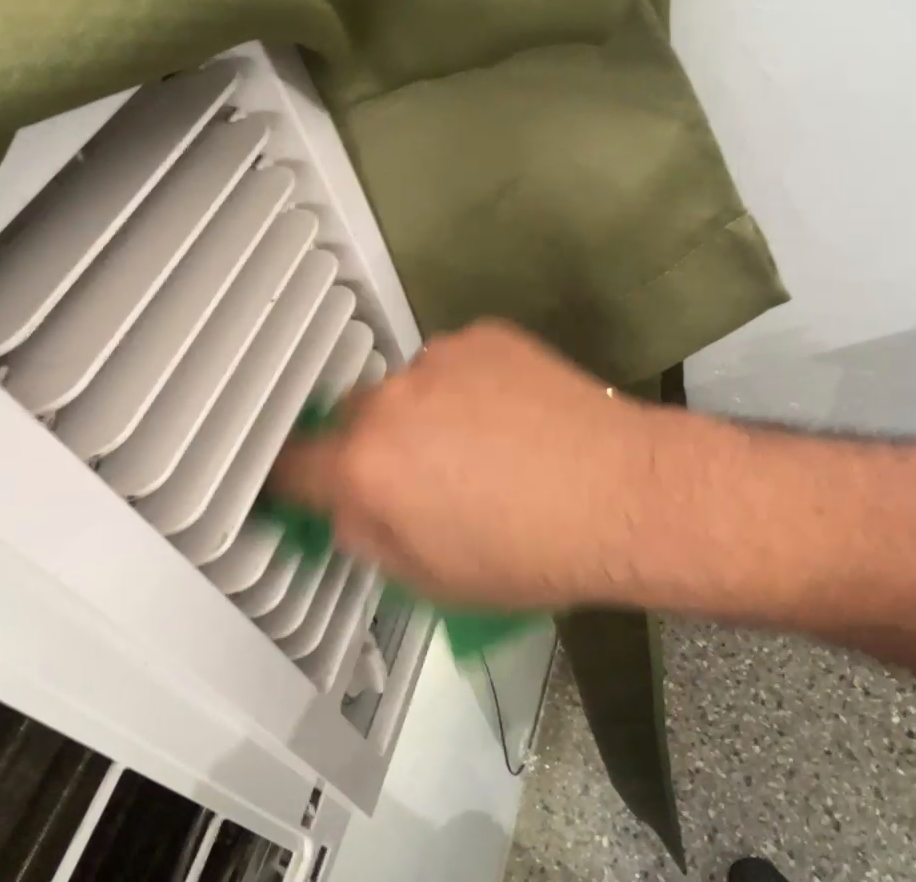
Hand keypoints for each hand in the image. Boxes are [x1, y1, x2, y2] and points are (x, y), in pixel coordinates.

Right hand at [270, 320, 671, 608]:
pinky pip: (452, 364)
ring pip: (405, 389)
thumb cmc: (528, 554)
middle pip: (350, 419)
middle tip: (419, 478)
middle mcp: (388, 401)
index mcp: (365, 467)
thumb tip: (349, 509)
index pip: (291, 464)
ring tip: (481, 445)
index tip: (300, 483)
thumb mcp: (431, 580)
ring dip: (420, 414)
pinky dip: (465, 387)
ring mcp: (437, 360)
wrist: (625, 494)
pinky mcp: (483, 336)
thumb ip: (367, 538)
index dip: (289, 477)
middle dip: (367, 447)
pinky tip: (511, 416)